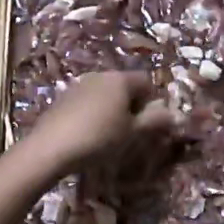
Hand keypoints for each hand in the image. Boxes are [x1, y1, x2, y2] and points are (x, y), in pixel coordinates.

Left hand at [24, 71, 173, 172]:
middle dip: (130, 105)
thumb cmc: (99, 138)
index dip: (151, 101)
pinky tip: (85, 134)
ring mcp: (77, 85)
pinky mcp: (61, 99)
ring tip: (106, 135)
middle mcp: (98, 75)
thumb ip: (154, 120)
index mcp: (119, 78)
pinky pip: (85, 103)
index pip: (146, 81)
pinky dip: (91, 114)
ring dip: (110, 110)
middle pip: (123, 86)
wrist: (50, 147)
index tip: (145, 124)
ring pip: (103, 94)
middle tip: (127, 131)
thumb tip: (173, 113)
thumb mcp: (132, 132)